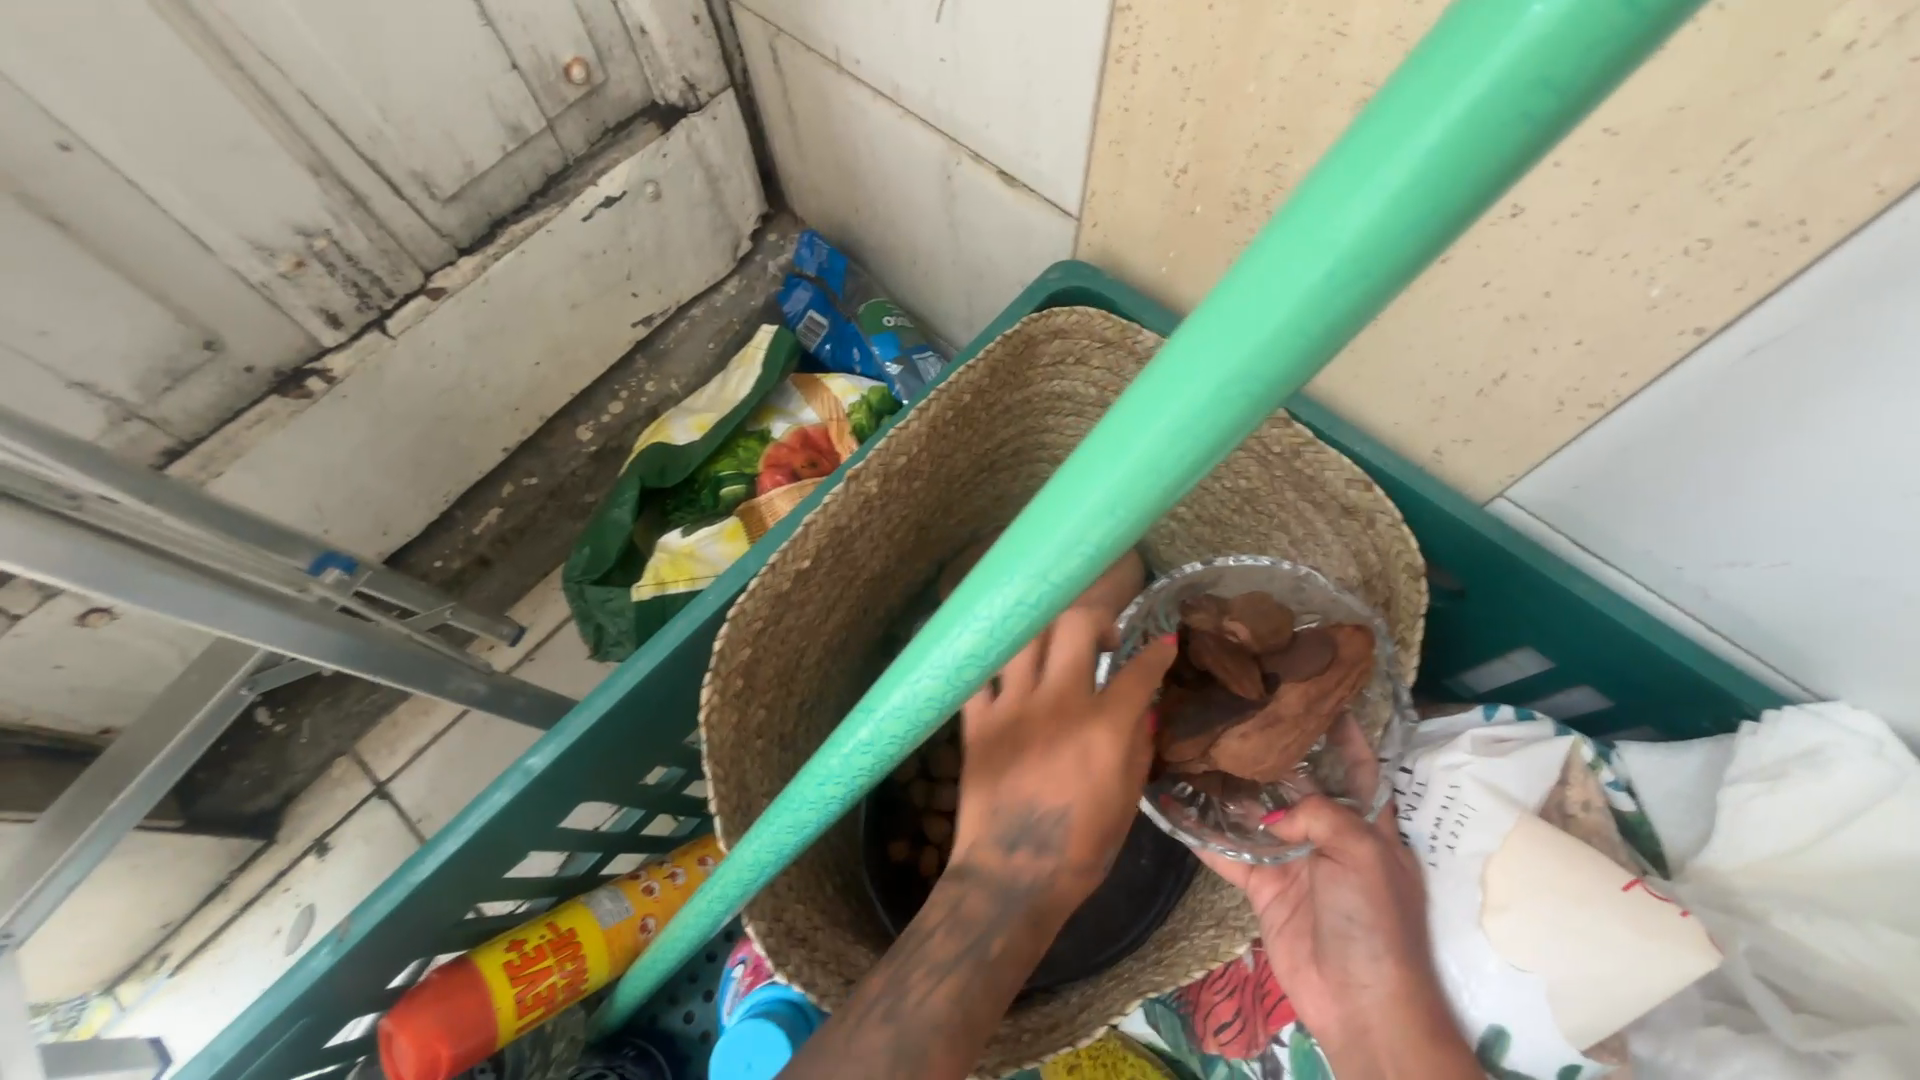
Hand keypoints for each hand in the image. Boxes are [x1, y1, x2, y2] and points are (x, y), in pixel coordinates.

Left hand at [951, 605, 1176, 917]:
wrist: (1010, 877)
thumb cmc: (1079, 849)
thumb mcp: (1127, 800)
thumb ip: (1137, 744)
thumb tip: (1142, 706)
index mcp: (1103, 728)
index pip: (1138, 668)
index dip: (1157, 650)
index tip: (1163, 642)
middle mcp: (1057, 703)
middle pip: (1075, 623)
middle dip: (1097, 616)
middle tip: (1102, 637)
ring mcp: (1011, 706)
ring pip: (1027, 634)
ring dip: (1048, 628)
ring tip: (1056, 644)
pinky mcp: (976, 719)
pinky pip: (983, 670)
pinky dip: (999, 660)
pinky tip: (1011, 666)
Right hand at [1197, 717, 1477, 1079]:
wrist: (1360, 1004)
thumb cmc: (1375, 922)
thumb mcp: (1362, 855)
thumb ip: (1320, 815)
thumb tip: (1274, 815)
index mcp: (1369, 825)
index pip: (1359, 767)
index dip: (1344, 733)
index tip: (1317, 695)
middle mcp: (1330, 836)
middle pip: (1298, 785)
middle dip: (1275, 755)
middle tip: (1238, 715)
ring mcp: (1294, 862)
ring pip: (1257, 816)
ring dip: (1232, 791)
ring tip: (1199, 749)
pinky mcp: (1265, 889)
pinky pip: (1229, 854)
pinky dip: (1203, 836)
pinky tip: (1175, 809)